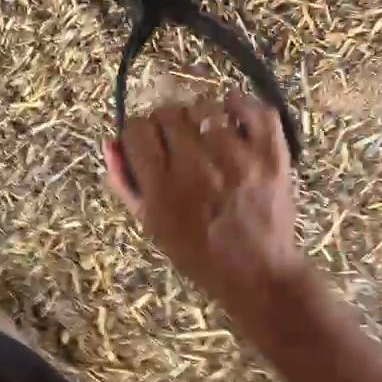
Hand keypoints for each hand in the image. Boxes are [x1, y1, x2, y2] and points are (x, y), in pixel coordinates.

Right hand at [103, 93, 305, 308]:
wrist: (259, 276)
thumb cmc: (197, 252)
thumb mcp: (149, 222)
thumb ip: (124, 181)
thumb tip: (109, 141)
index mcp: (162, 187)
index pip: (136, 129)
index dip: (138, 134)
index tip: (146, 145)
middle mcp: (196, 168)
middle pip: (167, 114)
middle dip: (165, 125)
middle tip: (175, 142)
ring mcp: (238, 160)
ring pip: (204, 108)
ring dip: (198, 118)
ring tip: (204, 135)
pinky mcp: (271, 157)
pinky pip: (254, 111)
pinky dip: (240, 106)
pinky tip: (231, 116)